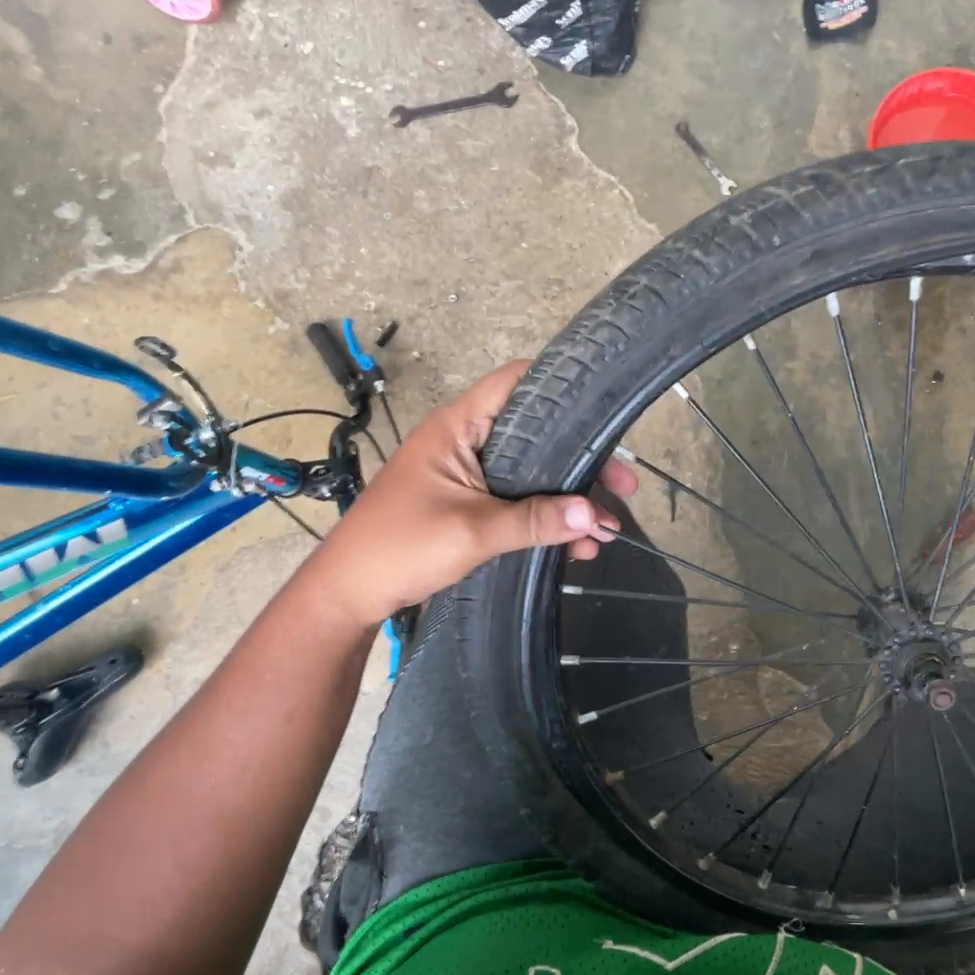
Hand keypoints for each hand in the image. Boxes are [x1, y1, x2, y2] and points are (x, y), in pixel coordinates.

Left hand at [307, 361, 638, 630]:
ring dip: (568, 501)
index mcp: (459, 427)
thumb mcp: (474, 533)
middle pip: (538, 435)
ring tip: (605, 531)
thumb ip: (535, 520)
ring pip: (533, 475)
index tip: (604, 413)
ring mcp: (467, 475)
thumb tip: (592, 514)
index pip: (516, 382)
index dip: (561, 386)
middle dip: (583, 464)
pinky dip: (546, 521)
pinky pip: (517, 503)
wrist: (350, 593)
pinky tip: (575, 549)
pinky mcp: (468, 505)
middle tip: (624, 489)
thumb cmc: (401, 547)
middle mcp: (466, 442)